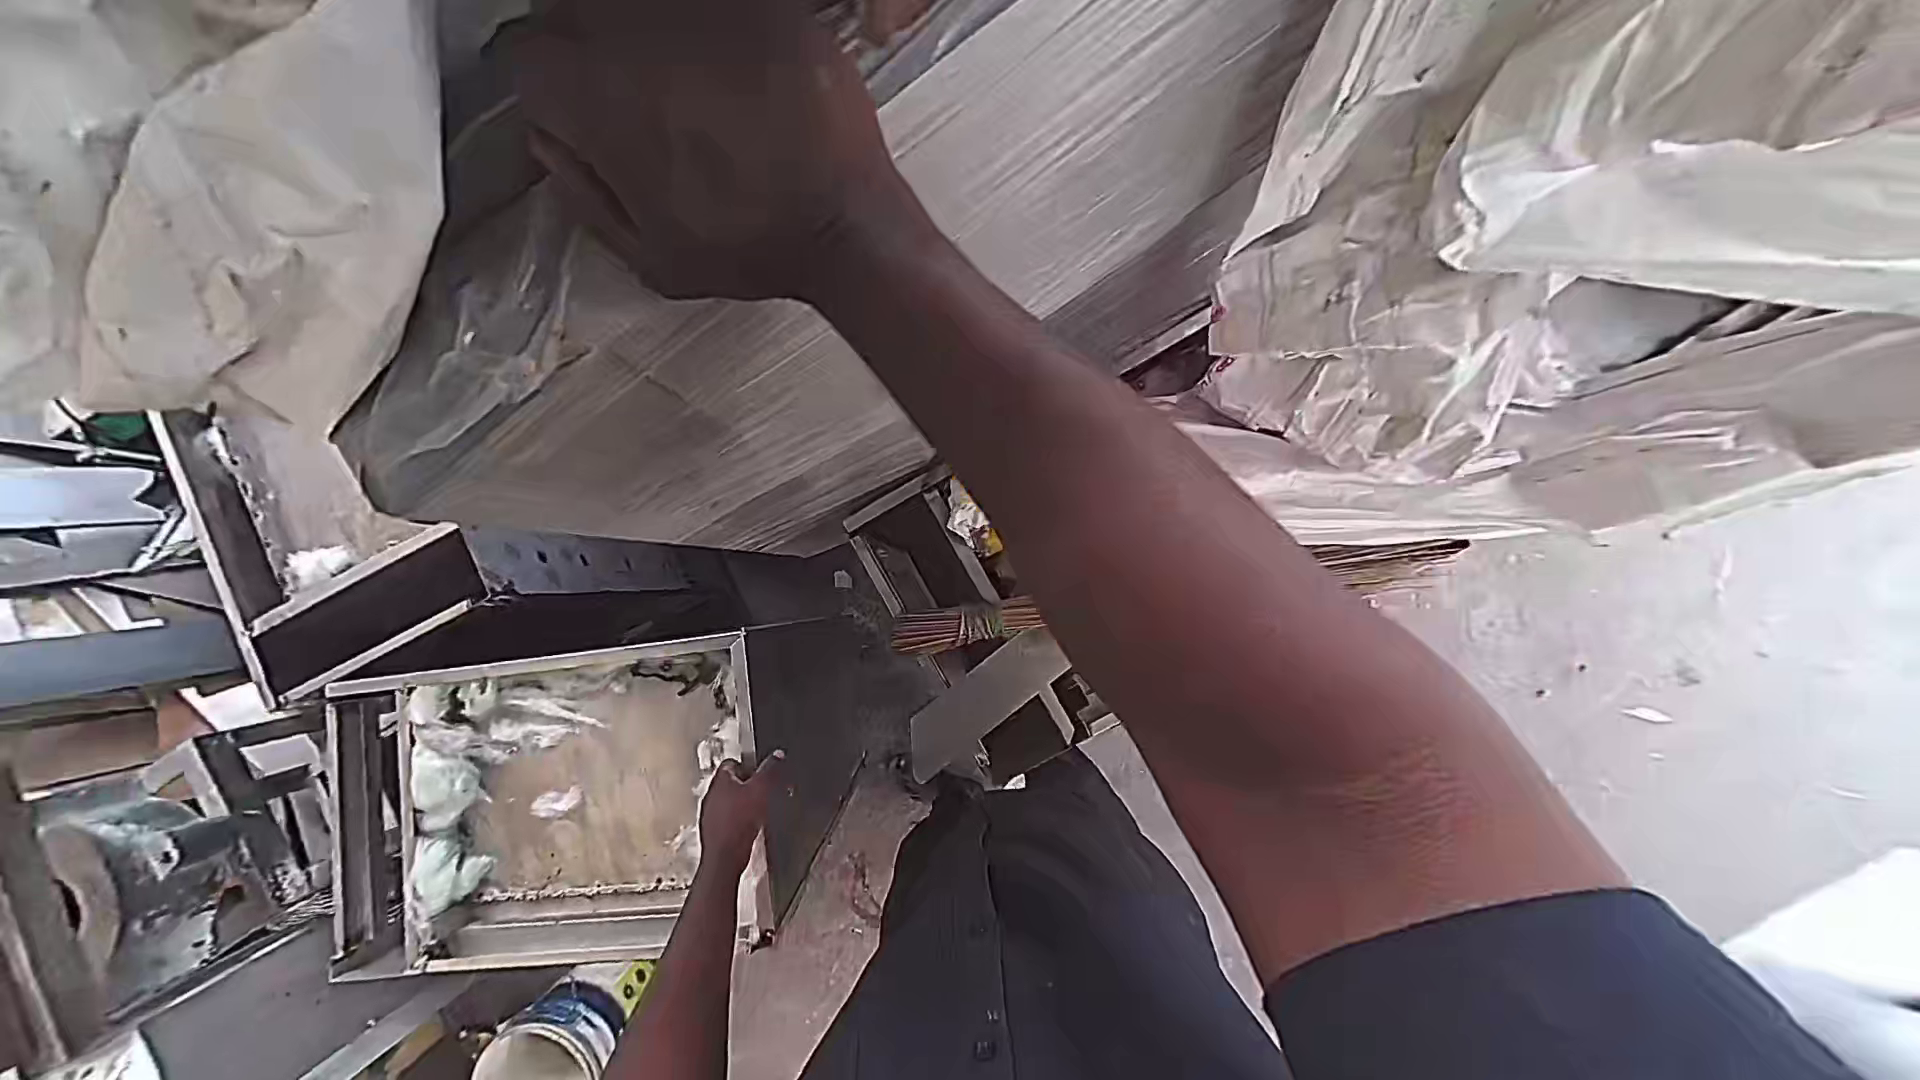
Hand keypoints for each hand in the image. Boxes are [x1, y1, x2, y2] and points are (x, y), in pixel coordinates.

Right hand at [510, 0, 908, 301]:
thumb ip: (585, 197)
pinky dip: (720, 41)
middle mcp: (621, 18)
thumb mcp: (652, 258)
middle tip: (656, 118)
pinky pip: (714, 13)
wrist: (844, 222)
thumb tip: (553, 148)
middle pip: (578, 20)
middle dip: (606, 67)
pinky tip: (746, 88)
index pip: (528, 65)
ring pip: (643, 10)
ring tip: (708, 108)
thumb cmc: (754, 247)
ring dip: (660, 48)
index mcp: (579, 85)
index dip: (563, 105)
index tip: (595, 131)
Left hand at [698, 751, 784, 872]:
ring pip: (730, 801)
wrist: (726, 857)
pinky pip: (729, 819)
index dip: (750, 764)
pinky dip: (740, 820)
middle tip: (762, 790)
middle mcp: (711, 796)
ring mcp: (711, 815)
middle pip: (732, 782)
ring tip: (758, 810)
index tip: (761, 770)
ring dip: (744, 804)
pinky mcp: (715, 832)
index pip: (732, 762)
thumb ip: (771, 769)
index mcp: (720, 780)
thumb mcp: (763, 789)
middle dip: (748, 785)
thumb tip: (777, 755)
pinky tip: (751, 826)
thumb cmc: (738, 823)